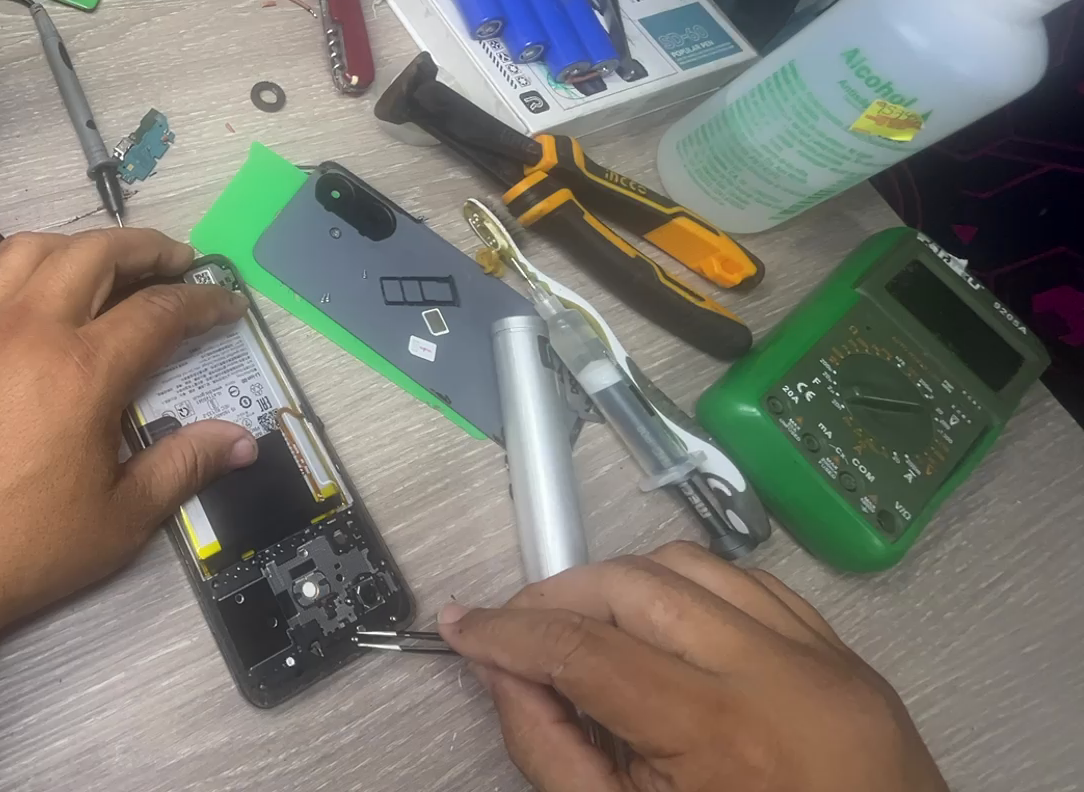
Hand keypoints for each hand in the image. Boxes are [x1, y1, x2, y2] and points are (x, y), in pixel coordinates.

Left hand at [0, 229, 257, 644]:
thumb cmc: (22, 548)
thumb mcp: (121, 519)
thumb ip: (185, 467)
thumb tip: (243, 441)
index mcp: (83, 370)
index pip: (159, 310)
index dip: (202, 300)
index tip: (227, 302)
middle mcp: (29, 329)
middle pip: (96, 252)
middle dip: (146, 248)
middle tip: (176, 262)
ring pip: (30, 249)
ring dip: (76, 246)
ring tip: (102, 268)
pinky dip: (4, 271)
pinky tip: (18, 297)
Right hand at [437, 541, 947, 791]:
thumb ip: (545, 744)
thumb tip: (495, 664)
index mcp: (728, 737)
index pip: (582, 647)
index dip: (506, 632)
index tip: (459, 625)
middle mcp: (785, 677)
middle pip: (629, 584)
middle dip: (556, 599)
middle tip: (521, 637)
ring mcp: (829, 660)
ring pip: (682, 563)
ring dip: (617, 585)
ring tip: (592, 630)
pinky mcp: (849, 657)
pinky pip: (744, 582)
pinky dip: (684, 589)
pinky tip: (664, 632)